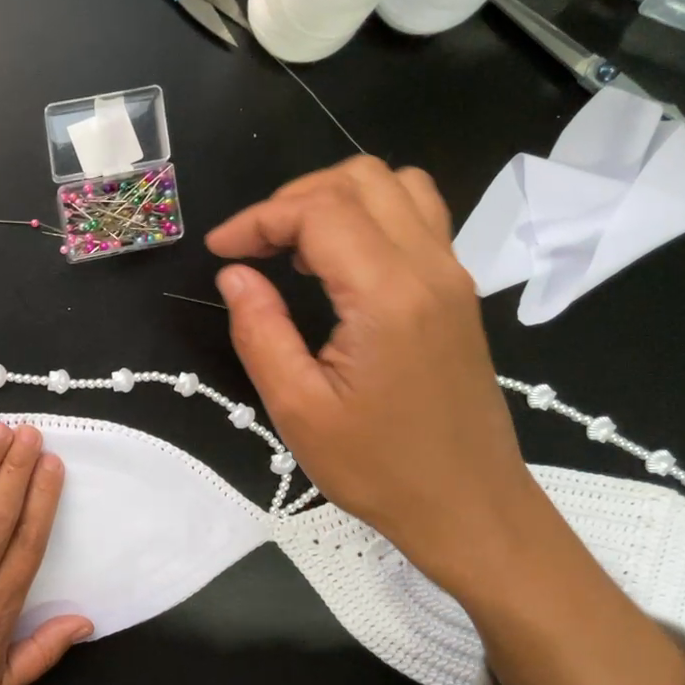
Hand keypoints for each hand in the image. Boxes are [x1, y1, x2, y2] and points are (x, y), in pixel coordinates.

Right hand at [208, 157, 684, 684]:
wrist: (466, 504)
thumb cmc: (376, 467)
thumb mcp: (297, 409)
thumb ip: (261, 332)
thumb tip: (234, 274)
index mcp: (387, 295)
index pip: (320, 211)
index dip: (259, 218)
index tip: (218, 252)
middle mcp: (429, 267)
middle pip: (361, 180)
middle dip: (292, 199)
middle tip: (249, 247)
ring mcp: (451, 275)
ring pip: (396, 187)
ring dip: (334, 199)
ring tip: (289, 247)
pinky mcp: (456, 292)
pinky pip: (416, 217)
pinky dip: (367, 215)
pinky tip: (334, 262)